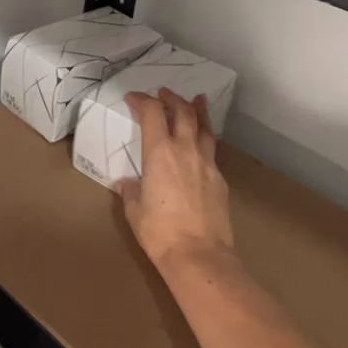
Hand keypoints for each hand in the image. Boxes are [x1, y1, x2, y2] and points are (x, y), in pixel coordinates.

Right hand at [118, 88, 233, 271]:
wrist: (199, 255)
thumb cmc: (160, 232)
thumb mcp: (135, 211)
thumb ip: (131, 192)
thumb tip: (126, 184)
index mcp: (159, 153)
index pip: (152, 113)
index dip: (142, 101)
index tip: (133, 98)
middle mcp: (185, 150)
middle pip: (183, 112)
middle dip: (172, 98)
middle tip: (164, 92)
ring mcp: (207, 164)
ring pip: (205, 127)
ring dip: (198, 110)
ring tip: (197, 99)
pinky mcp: (220, 180)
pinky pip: (212, 150)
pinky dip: (206, 138)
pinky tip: (203, 144)